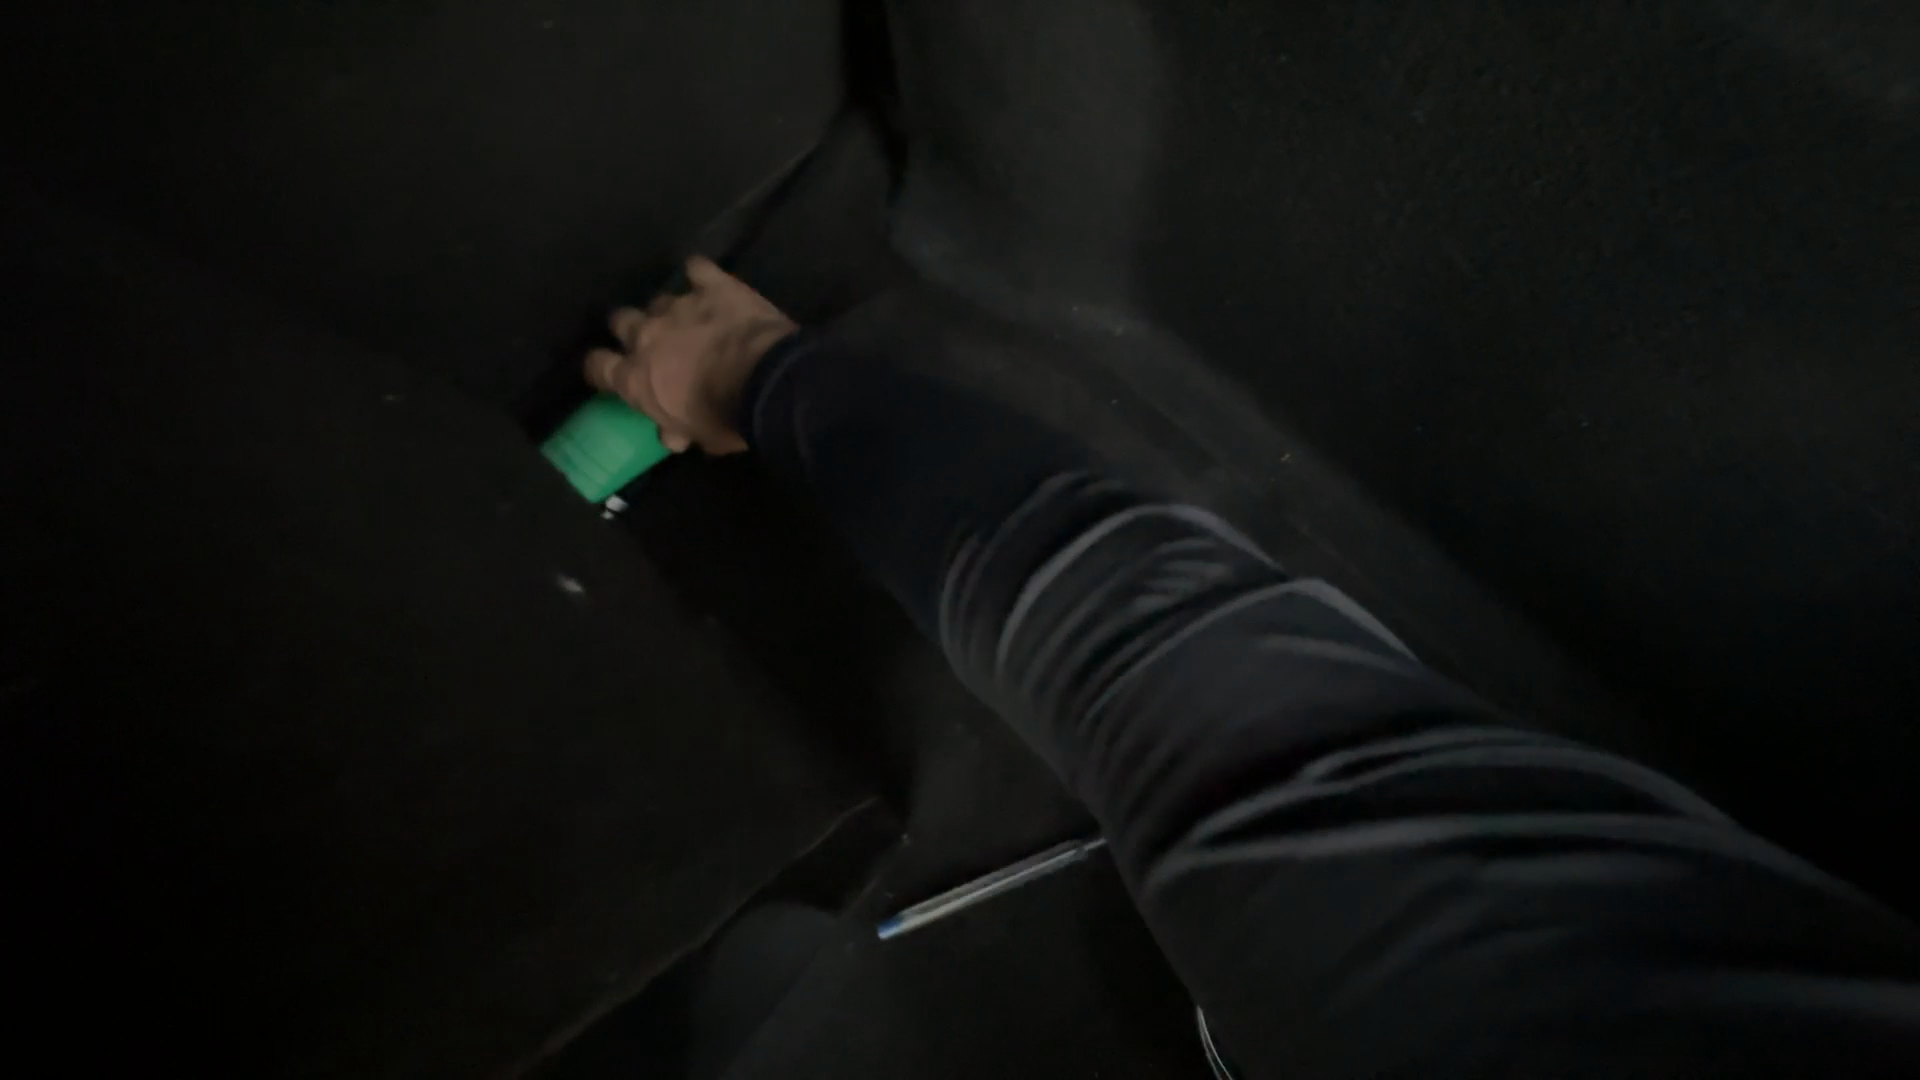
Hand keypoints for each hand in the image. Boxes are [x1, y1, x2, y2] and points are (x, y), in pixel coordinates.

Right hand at [584, 256, 797, 454]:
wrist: (767, 384)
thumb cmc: (729, 419)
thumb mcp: (702, 436)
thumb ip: (680, 429)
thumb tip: (672, 437)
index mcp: (635, 378)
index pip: (597, 366)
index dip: (602, 367)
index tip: (613, 371)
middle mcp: (647, 335)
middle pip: (621, 321)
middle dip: (633, 330)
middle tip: (655, 343)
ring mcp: (678, 306)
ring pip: (659, 299)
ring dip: (670, 311)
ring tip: (690, 321)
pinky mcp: (712, 286)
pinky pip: (697, 271)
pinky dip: (701, 277)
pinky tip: (710, 286)